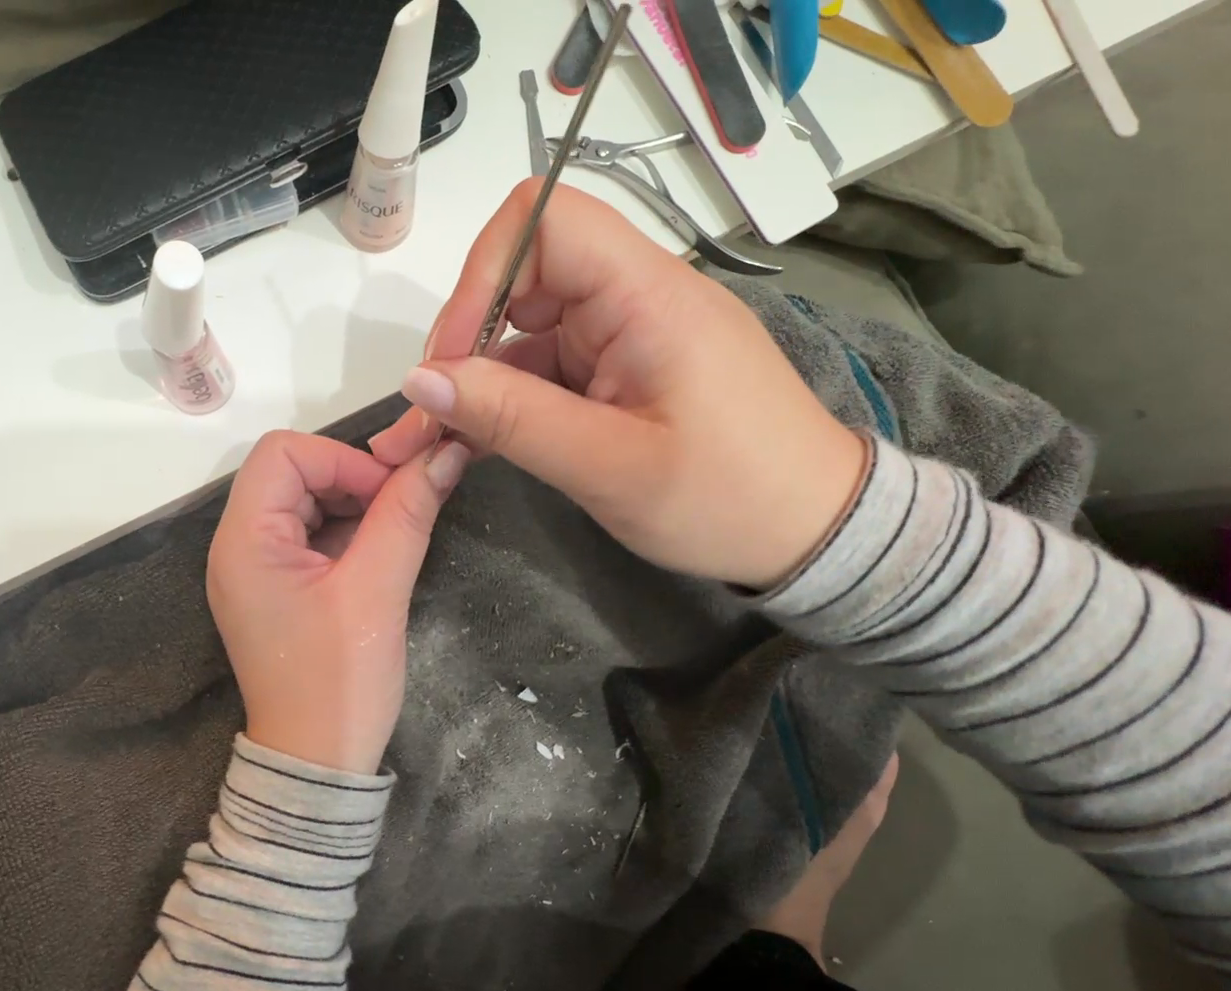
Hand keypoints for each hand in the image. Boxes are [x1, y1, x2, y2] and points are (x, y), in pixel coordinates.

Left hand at [207, 431, 467, 773]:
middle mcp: (236, 546)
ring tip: (394, 532)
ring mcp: (252, 569)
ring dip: (350, 504)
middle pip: (290, 472)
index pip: (284, 453)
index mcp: (245, 541)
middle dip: (350, 479)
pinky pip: (304, 534)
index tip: (392, 493)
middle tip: (403, 506)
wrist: (316, 763)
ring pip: (301, 500)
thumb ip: (406, 514)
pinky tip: (376, 552)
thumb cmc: (340, 682)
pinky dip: (342, 530)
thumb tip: (445, 451)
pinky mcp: (272, 587)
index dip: (343, 460)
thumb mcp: (377, 592)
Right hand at [368, 181, 867, 589]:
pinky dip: (505, 400)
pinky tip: (474, 442)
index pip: (543, 220)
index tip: (452, 356)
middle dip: (464, 338)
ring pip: (523, 327)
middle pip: (522, 274)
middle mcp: (634, 296)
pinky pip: (544, 366)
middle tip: (432, 412)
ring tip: (436, 440)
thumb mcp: (608, 467)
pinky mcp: (621, 367)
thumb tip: (419, 379)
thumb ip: (510, 418)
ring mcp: (626, 332)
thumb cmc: (726, 498)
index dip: (482, 274)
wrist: (812, 530)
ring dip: (475, 379)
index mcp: (647, 295)